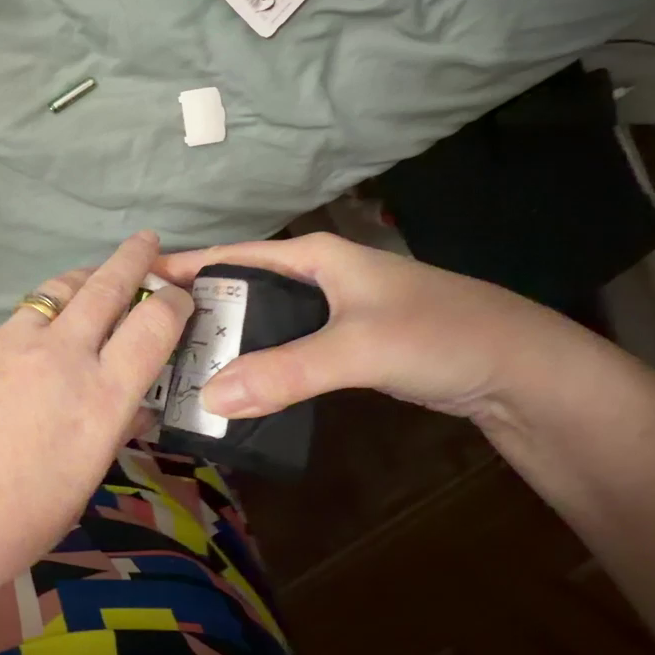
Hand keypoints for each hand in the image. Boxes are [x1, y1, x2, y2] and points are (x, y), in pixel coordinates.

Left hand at [0, 231, 192, 605]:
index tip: (180, 297)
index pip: (154, 326)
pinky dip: (22, 336)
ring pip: (52, 295)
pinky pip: (4, 330)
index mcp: (98, 400)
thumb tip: (117, 405)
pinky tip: (5, 371)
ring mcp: (2, 342)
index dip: (174, 305)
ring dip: (79, 284)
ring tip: (89, 282)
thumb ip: (99, 435)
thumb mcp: (73, 492)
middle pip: (105, 287)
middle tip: (146, 241)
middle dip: (133, 259)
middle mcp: (57, 356)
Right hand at [154, 232, 597, 424]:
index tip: (131, 287)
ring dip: (223, 342)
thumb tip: (208, 398)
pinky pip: (282, 349)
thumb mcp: (357, 348)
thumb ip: (284, 372)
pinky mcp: (344, 345)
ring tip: (175, 369)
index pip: (229, 255)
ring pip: (259, 322)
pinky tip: (233, 388)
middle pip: (238, 290)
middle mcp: (315, 276)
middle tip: (143, 343)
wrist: (523, 371)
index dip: (181, 268)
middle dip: (194, 312)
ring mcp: (330, 312)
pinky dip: (255, 364)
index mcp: (312, 256)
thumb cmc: (440, 334)